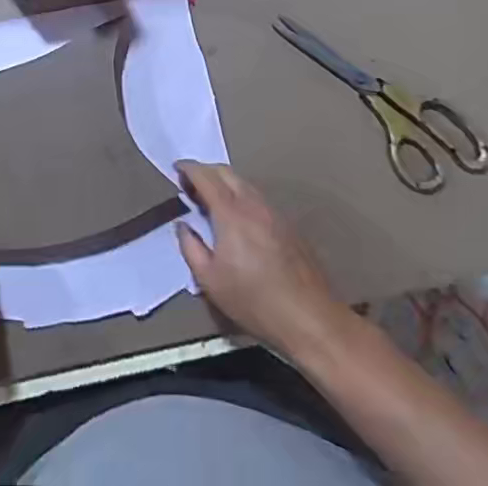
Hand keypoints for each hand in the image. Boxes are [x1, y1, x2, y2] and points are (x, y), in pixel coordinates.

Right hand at [174, 160, 350, 356]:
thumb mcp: (209, 280)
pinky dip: (241, 196)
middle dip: (206, 170)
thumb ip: (190, 247)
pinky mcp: (289, 226)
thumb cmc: (254, 301)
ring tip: (212, 200)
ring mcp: (275, 214)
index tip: (176, 169)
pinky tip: (238, 218)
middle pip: (227, 172)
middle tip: (190, 184)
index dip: (188, 168)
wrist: (311, 319)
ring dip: (225, 182)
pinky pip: (258, 199)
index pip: (206, 177)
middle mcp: (254, 206)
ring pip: (245, 184)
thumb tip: (183, 226)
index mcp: (231, 214)